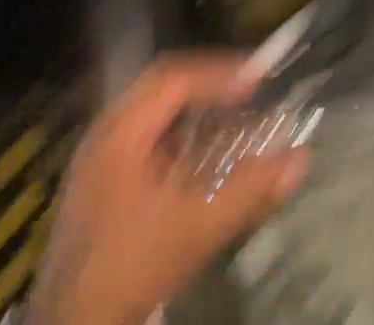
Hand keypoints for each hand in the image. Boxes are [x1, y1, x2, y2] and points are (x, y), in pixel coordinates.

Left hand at [26, 53, 309, 324]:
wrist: (74, 320)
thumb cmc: (134, 263)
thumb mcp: (199, 227)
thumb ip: (252, 190)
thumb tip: (299, 159)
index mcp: (121, 134)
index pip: (173, 79)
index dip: (219, 74)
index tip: (258, 81)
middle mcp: (104, 134)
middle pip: (159, 84)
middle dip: (208, 82)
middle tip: (248, 89)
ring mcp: (95, 157)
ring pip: (149, 108)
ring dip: (192, 106)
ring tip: (230, 113)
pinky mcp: (97, 179)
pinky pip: (141, 132)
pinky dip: (176, 130)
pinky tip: (198, 154)